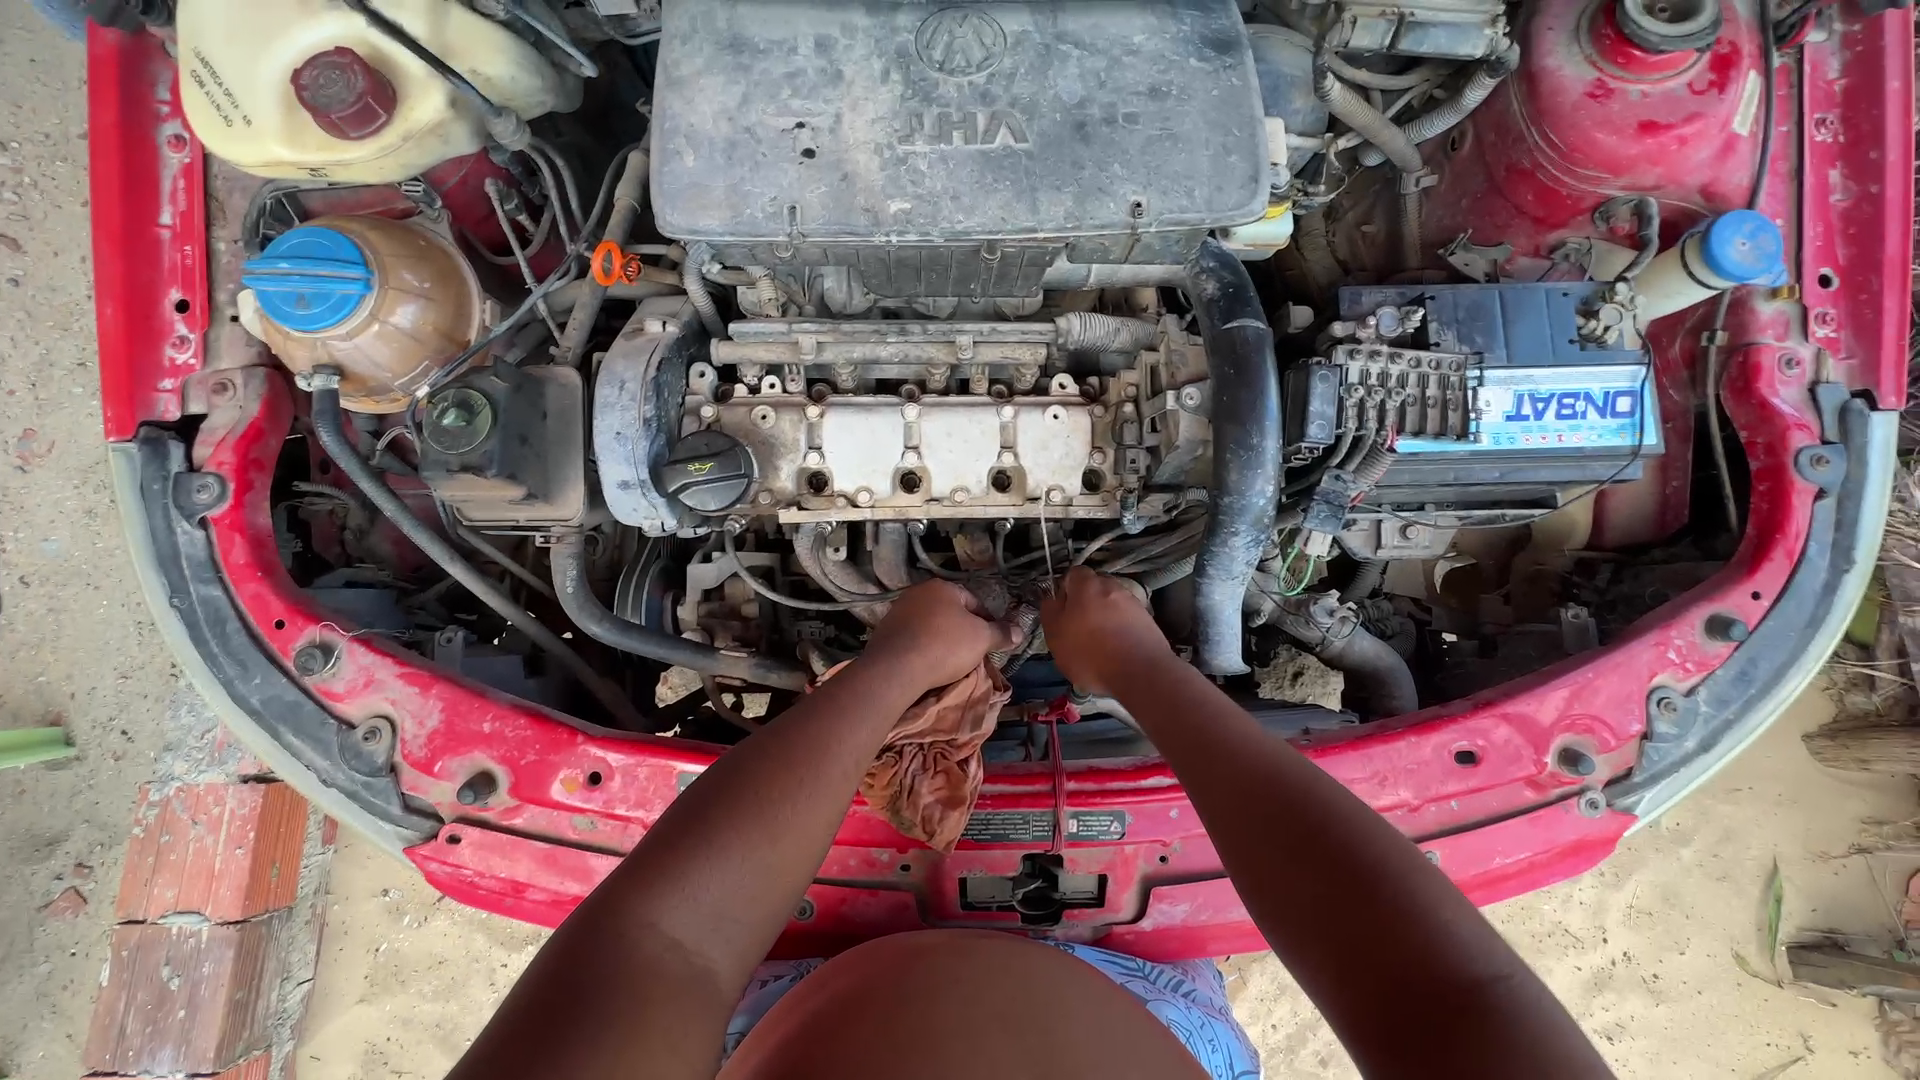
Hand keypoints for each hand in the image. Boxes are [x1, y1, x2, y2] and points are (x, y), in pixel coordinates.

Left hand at [862, 580, 1022, 692]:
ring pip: (930, 626)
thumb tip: (1020, 631)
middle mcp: (917, 593)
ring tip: (951, 662)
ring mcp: (897, 612)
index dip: (987, 622)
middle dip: (963, 631)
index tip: (992, 641)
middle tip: (973, 652)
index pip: (974, 602)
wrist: (896, 669)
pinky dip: (923, 649)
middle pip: (950, 613)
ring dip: (942, 640)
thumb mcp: (981, 639)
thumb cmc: (945, 646)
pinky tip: (928, 664)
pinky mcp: (884, 632)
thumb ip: (1001, 633)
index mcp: (942, 587)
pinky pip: (912, 639)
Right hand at [1040, 566, 1173, 694]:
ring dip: (1105, 618)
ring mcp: (1134, 603)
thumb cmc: (1089, 652)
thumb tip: (1052, 599)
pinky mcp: (1149, 621)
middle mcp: (1113, 586)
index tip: (1062, 611)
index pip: (1073, 573)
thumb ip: (1050, 611)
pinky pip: (1128, 620)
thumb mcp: (1055, 635)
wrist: (1140, 673)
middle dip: (1086, 604)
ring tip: (1099, 644)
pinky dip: (1121, 630)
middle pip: (1095, 589)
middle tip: (1078, 628)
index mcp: (1087, 584)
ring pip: (1112, 605)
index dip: (1065, 590)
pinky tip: (1117, 651)